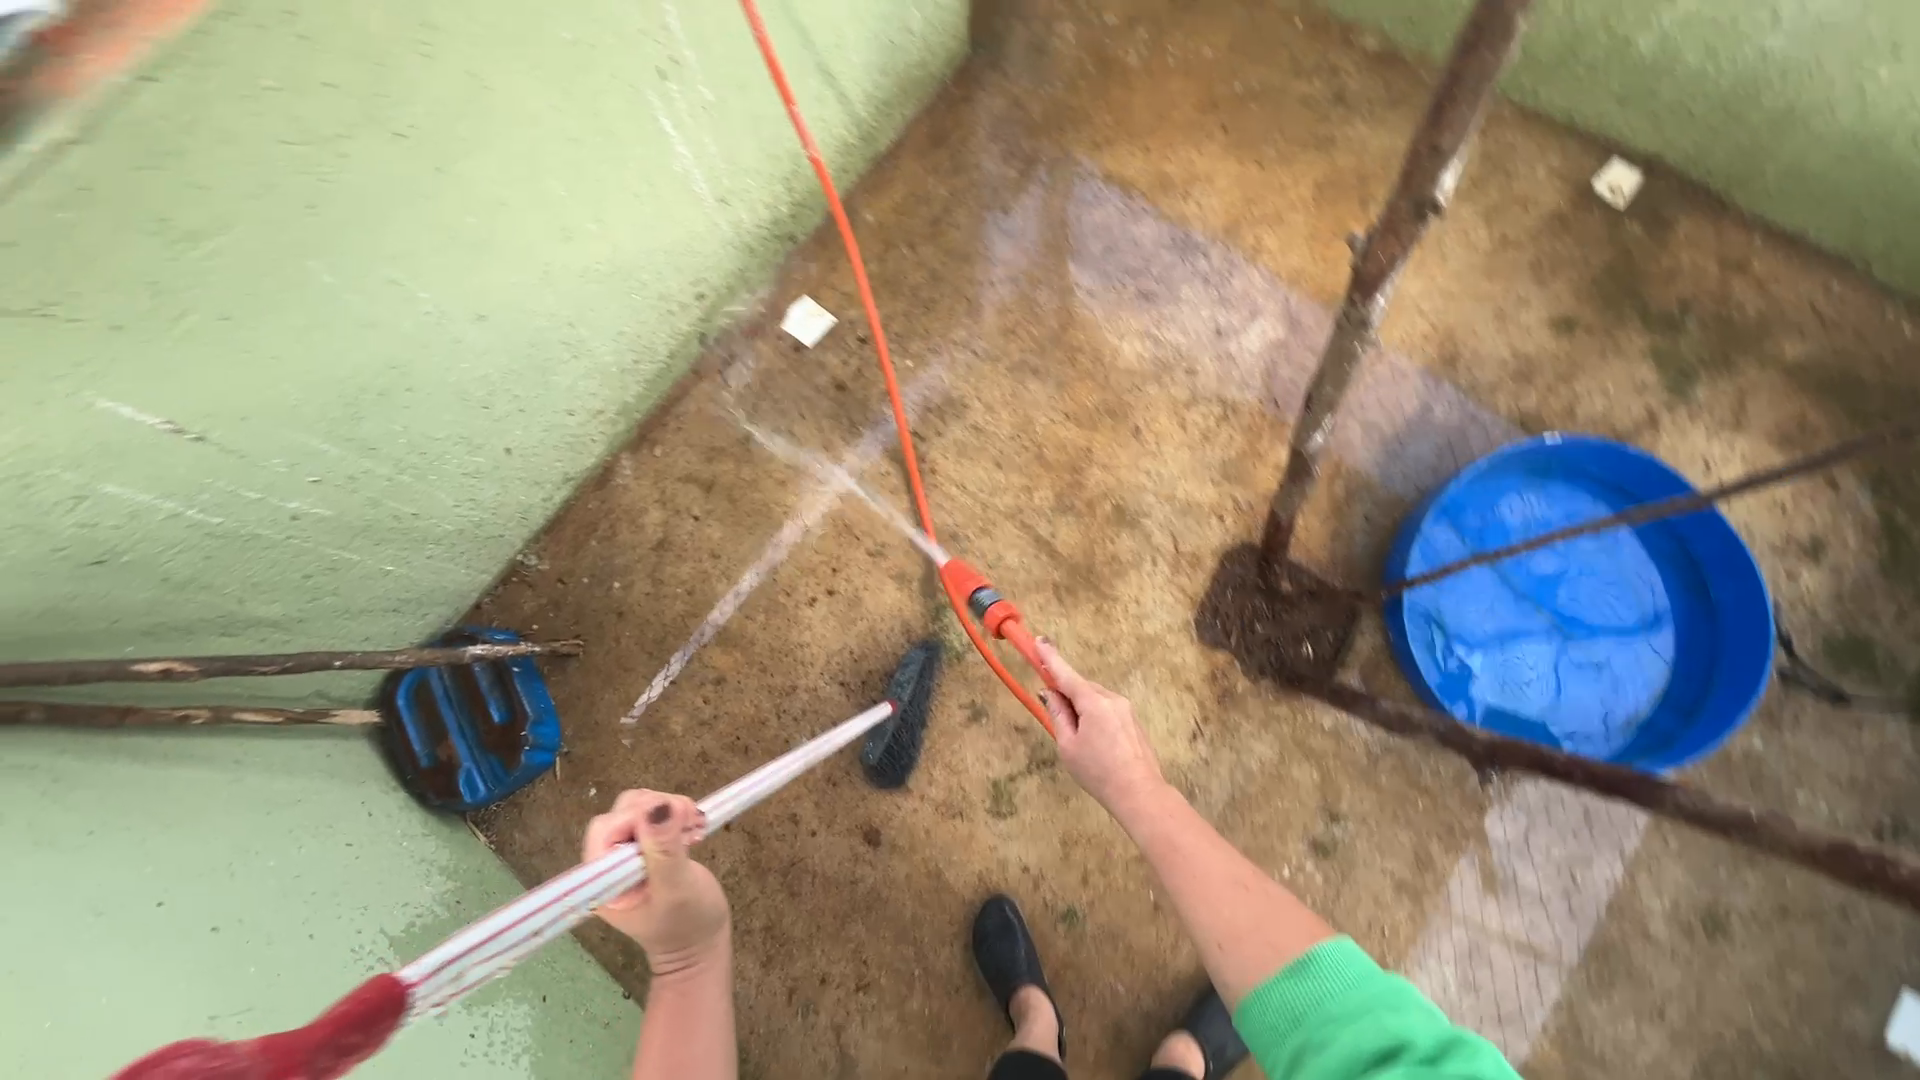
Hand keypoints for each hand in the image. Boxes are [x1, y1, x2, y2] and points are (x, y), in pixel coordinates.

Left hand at [582, 790, 730, 975]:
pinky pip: (655, 813)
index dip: (640, 816)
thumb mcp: (677, 889)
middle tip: (691, 822)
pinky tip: (692, 826)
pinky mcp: (648, 845)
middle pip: (623, 811)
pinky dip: (674, 811)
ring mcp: (629, 852)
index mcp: (603, 877)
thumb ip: (664, 850)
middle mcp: (610, 861)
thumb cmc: (687, 924)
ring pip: (640, 806)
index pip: (607, 827)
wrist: (700, 944)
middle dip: (657, 808)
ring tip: (693, 824)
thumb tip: (659, 807)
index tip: (676, 823)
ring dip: (669, 806)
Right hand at [1037, 640, 1167, 815]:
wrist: (1139, 793)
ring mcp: (1126, 709)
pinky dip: (1095, 717)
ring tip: (1079, 740)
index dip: (1050, 658)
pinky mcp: (1133, 722)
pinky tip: (1095, 743)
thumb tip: (1051, 693)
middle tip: (1055, 714)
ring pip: (1095, 700)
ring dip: (1081, 708)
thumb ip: (1058, 714)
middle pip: (1081, 688)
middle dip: (1066, 694)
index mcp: (1093, 702)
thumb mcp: (1068, 745)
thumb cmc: (1097, 771)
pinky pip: (1107, 710)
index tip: (1040, 640)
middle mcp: (1112, 698)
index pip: (1066, 674)